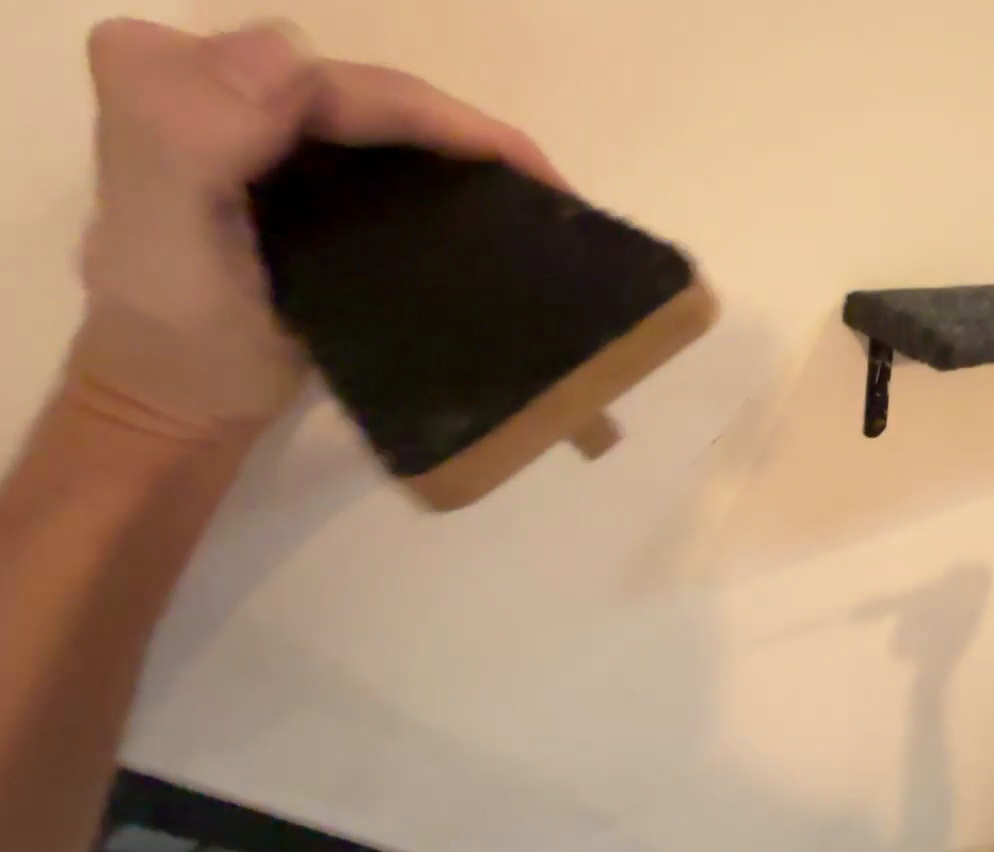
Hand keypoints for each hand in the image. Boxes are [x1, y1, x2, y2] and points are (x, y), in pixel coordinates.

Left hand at [73, 18, 567, 440]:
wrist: (188, 395)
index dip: (452, 123)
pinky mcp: (300, 169)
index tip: (542, 178)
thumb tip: (288, 47)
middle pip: (375, 97)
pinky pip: (389, 153)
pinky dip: (447, 174)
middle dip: (471, 137)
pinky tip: (492, 206)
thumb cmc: (188, 339)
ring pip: (390, 122)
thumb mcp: (170, 237)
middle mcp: (223, 83)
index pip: (344, 86)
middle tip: (556, 196)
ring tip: (540, 202)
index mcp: (182, 78)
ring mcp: (265, 127)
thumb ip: (187, 132)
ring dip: (468, 156)